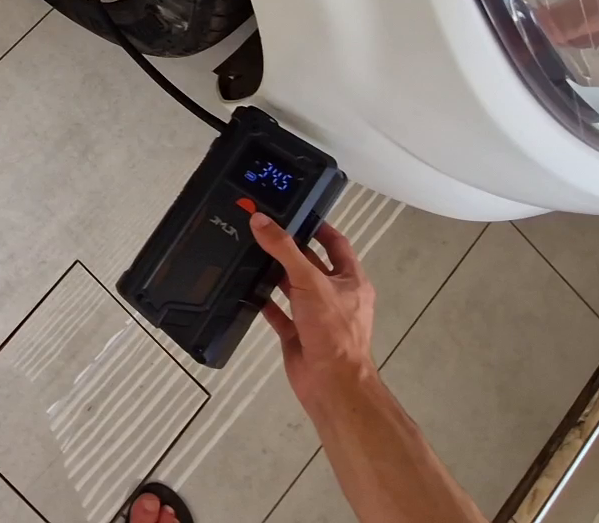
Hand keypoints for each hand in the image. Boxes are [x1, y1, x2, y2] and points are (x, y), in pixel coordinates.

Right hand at [251, 213, 377, 425]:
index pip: (336, 244)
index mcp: (350, 281)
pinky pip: (279, 312)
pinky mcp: (299, 334)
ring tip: (251, 254)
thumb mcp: (309, 280)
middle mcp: (336, 296)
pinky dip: (265, 301)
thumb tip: (260, 220)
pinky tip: (248, 289)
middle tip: (263, 231)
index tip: (294, 213)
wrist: (332, 385)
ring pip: (294, 288)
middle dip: (290, 250)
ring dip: (276, 274)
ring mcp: (317, 316)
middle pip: (311, 264)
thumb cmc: (332, 329)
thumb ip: (283, 249)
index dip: (318, 227)